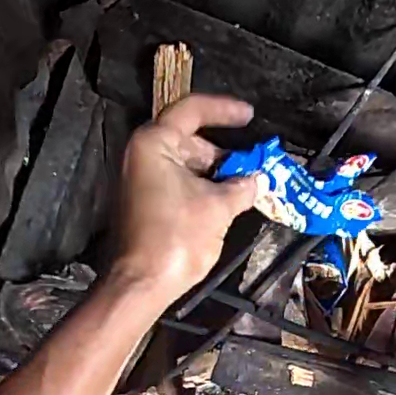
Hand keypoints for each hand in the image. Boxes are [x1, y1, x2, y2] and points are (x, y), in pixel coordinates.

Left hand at [109, 94, 257, 298]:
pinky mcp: (141, 206)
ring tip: (244, 186)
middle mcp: (140, 157)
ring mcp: (138, 183)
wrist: (142, 284)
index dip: (225, 110)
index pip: (192, 111)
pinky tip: (224, 203)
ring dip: (214, 174)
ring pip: (183, 166)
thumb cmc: (177, 238)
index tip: (250, 117)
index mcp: (153, 144)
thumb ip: (242, 185)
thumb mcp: (219, 206)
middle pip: (187, 140)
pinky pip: (175, 186)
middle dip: (222, 152)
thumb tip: (257, 180)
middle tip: (252, 165)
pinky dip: (199, 189)